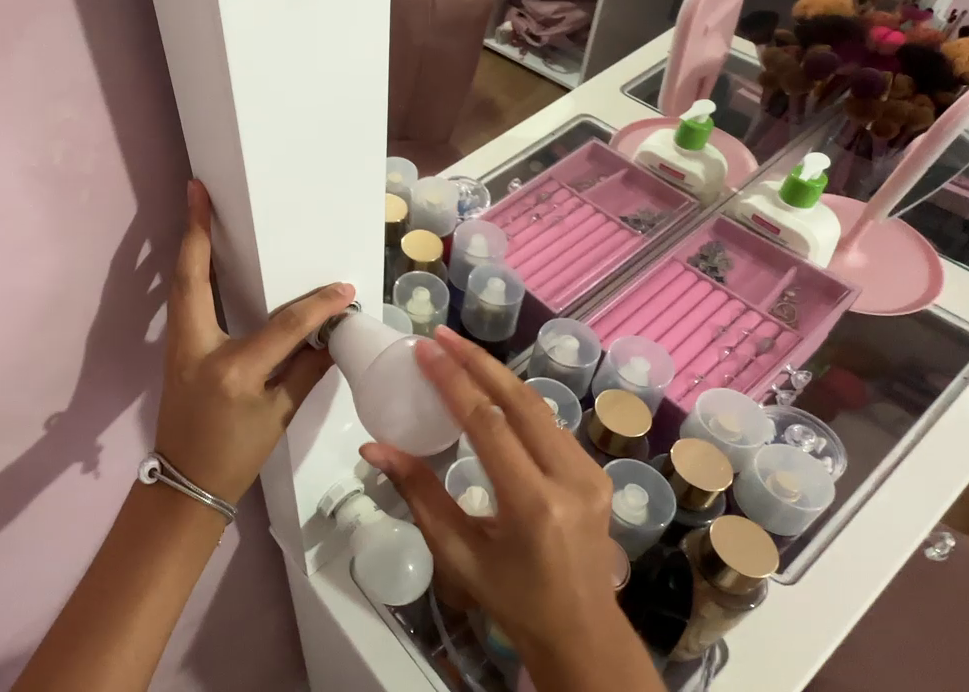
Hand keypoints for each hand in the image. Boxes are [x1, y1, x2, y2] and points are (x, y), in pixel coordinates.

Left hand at [153, 180, 350, 504]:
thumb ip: (305, 371)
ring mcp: (178, 344)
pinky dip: (191, 270)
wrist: (184, 483)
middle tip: (196, 188)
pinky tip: (200, 254)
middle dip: (195, 230)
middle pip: (192, 278)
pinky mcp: (174, 346)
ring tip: (197, 208)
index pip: (283, 326)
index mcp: (233, 370)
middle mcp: (197, 347)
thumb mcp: (278, 417)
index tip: (343, 289)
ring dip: (189, 245)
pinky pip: (182, 298)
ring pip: (181, 283)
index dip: (317, 307)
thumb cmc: (234, 455)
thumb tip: (330, 334)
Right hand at [360, 328, 657, 688]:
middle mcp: (569, 480)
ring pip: (538, 407)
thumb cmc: (512, 598)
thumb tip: (374, 448)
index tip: (425, 349)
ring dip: (496, 375)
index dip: (453, 381)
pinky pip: (549, 423)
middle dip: (477, 362)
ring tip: (458, 350)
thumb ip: (417, 491)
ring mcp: (589, 474)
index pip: (487, 423)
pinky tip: (489, 386)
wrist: (582, 633)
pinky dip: (515, 399)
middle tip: (441, 335)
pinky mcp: (594, 473)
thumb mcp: (456, 551)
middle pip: (520, 401)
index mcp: (533, 504)